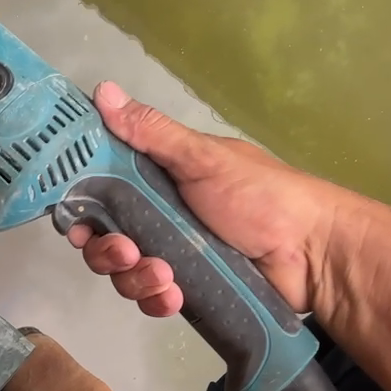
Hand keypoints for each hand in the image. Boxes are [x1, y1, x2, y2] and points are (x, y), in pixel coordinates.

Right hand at [71, 82, 371, 317]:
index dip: (80, 211)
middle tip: (127, 253)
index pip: (97, 196)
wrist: (314, 255)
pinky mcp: (183, 288)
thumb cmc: (260, 197)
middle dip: (106, 252)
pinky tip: (174, 296)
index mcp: (154, 182)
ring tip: (165, 277)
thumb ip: (150, 133)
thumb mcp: (203, 159)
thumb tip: (103, 90)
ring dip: (134, 279)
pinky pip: (148, 298)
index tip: (77, 224)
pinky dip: (155, 300)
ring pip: (121, 273)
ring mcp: (168, 254)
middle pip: (101, 239)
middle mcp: (154, 218)